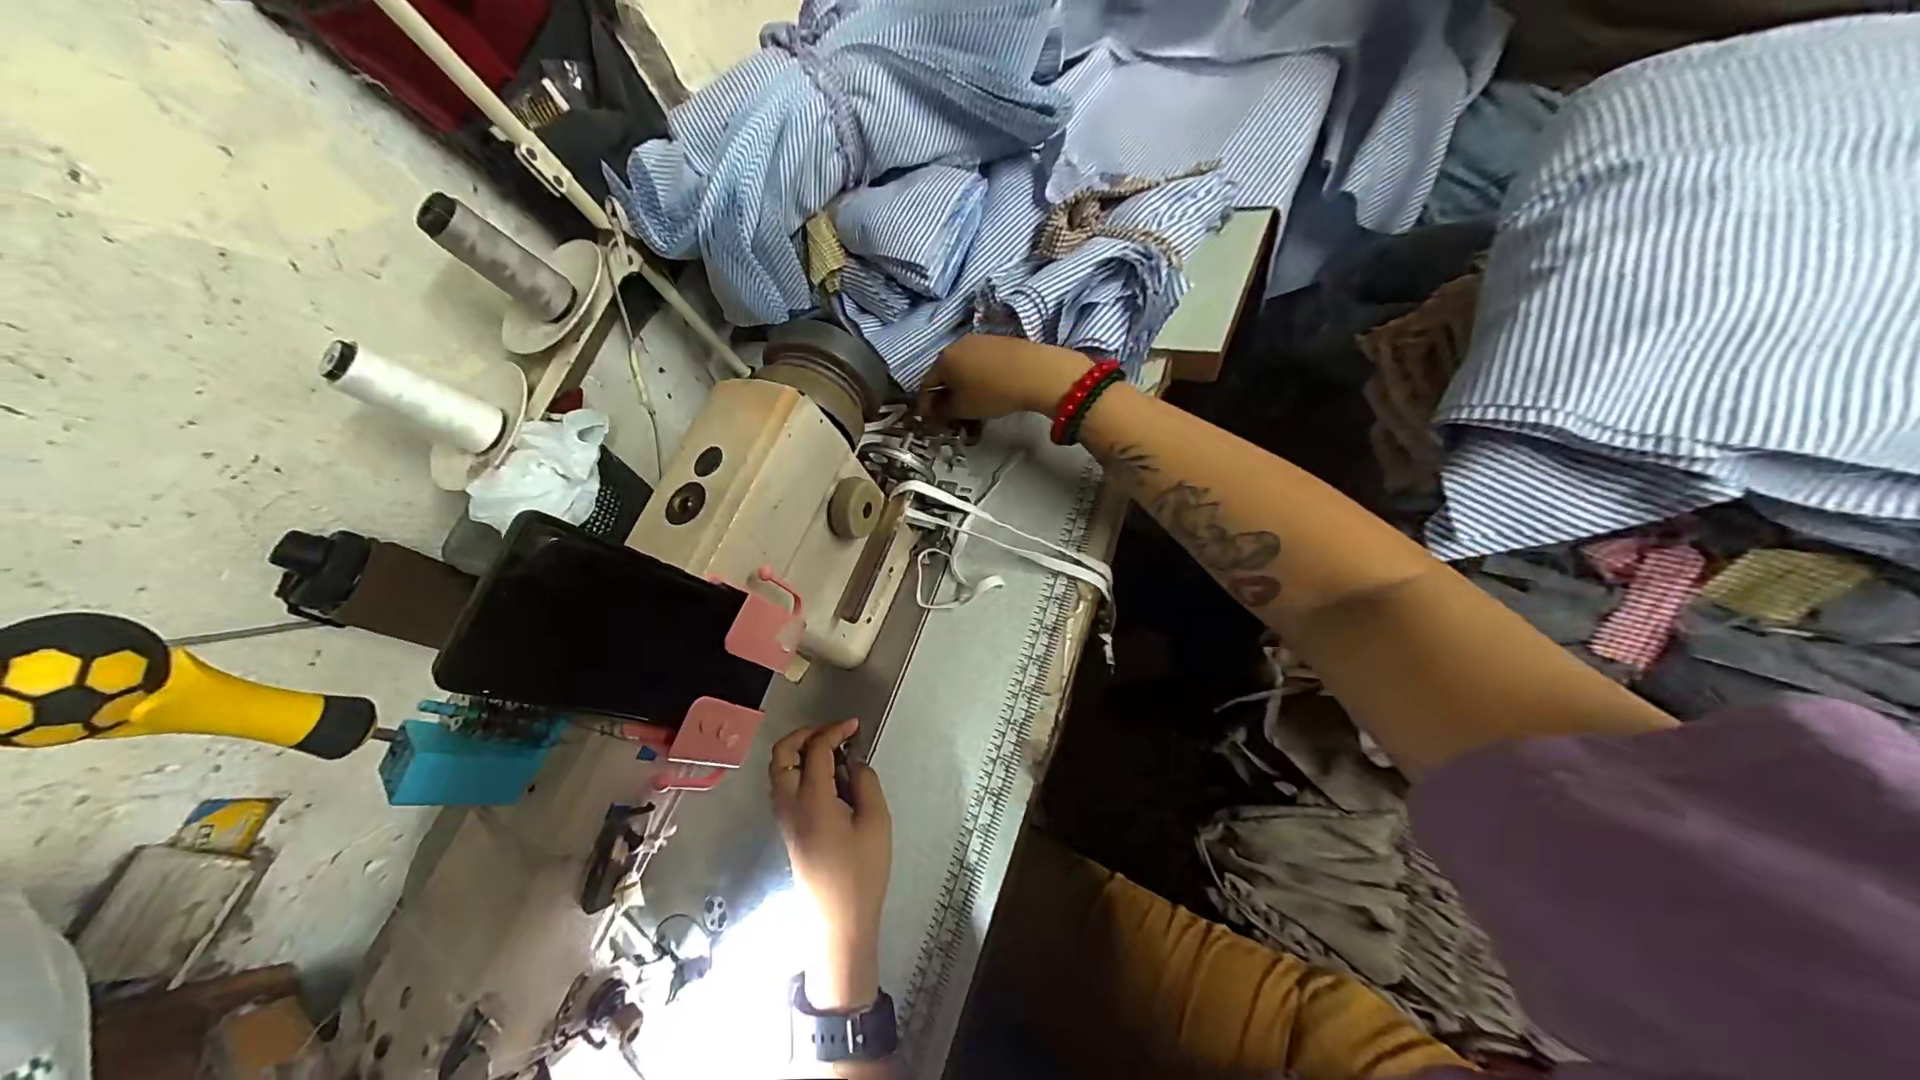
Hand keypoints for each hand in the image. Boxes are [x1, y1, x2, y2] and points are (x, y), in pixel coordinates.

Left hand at [770, 719, 890, 1011]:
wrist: (839, 921)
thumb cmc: (862, 871)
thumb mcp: (876, 821)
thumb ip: (865, 782)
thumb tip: (852, 764)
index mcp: (811, 798)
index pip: (815, 749)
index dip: (835, 730)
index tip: (855, 725)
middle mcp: (789, 803)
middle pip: (782, 753)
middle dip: (805, 734)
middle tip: (834, 733)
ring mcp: (784, 817)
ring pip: (778, 769)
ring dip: (800, 750)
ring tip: (832, 751)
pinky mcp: (788, 829)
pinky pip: (784, 785)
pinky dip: (799, 768)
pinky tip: (827, 776)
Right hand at [915, 335, 1092, 420]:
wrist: (1035, 372)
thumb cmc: (992, 392)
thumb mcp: (963, 408)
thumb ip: (943, 410)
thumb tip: (935, 408)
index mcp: (943, 359)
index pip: (926, 384)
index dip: (926, 405)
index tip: (930, 419)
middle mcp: (957, 344)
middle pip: (944, 372)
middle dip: (945, 393)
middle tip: (951, 413)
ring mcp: (979, 340)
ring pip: (963, 366)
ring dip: (962, 384)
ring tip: (972, 402)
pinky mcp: (999, 341)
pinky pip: (980, 361)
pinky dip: (978, 376)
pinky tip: (989, 388)